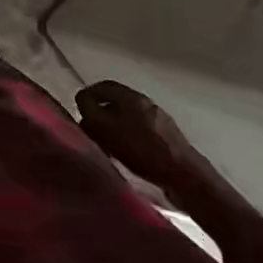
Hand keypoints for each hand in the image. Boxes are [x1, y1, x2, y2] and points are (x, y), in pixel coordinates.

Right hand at [76, 81, 239, 210]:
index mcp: (130, 96)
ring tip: (105, 144)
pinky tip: (125, 155)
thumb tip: (82, 102)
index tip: (77, 110)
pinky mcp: (167, 139)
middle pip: (115, 102)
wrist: (185, 176)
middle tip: (88, 129)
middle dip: (100, 113)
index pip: (102, 86)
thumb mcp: (106, 129)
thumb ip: (90, 113)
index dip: (87, 96)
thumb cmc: (141, 149)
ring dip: (114, 127)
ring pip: (128, 117)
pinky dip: (128, 138)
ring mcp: (158, 120)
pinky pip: (140, 132)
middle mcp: (145, 103)